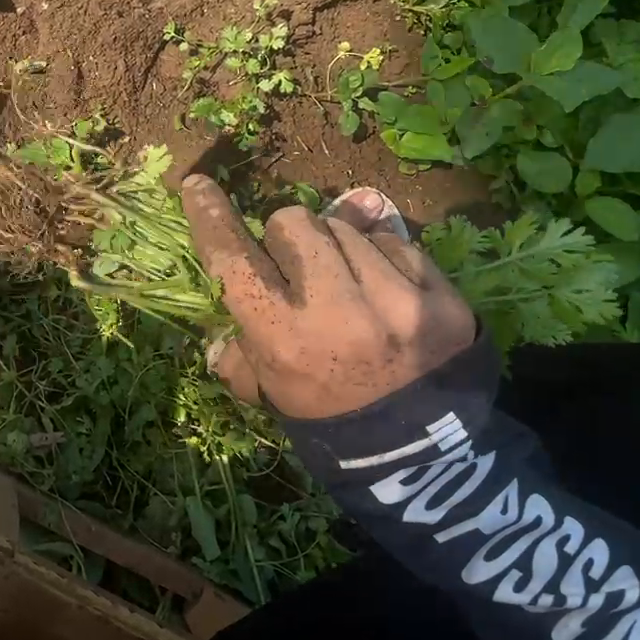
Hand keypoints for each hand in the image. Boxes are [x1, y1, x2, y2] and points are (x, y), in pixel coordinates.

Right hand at [180, 180, 477, 419]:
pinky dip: (381, 258)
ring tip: (345, 286)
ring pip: (345, 226)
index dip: (209, 215)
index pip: (232, 257)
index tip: (197, 186)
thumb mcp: (265, 385)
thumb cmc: (324, 413)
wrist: (420, 454)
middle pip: (292, 222)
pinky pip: (395, 243)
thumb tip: (219, 300)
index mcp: (281, 336)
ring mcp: (395, 301)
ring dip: (335, 246)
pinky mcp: (442, 299)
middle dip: (286, 237)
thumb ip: (234, 344)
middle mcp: (336, 311)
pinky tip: (383, 292)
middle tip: (295, 267)